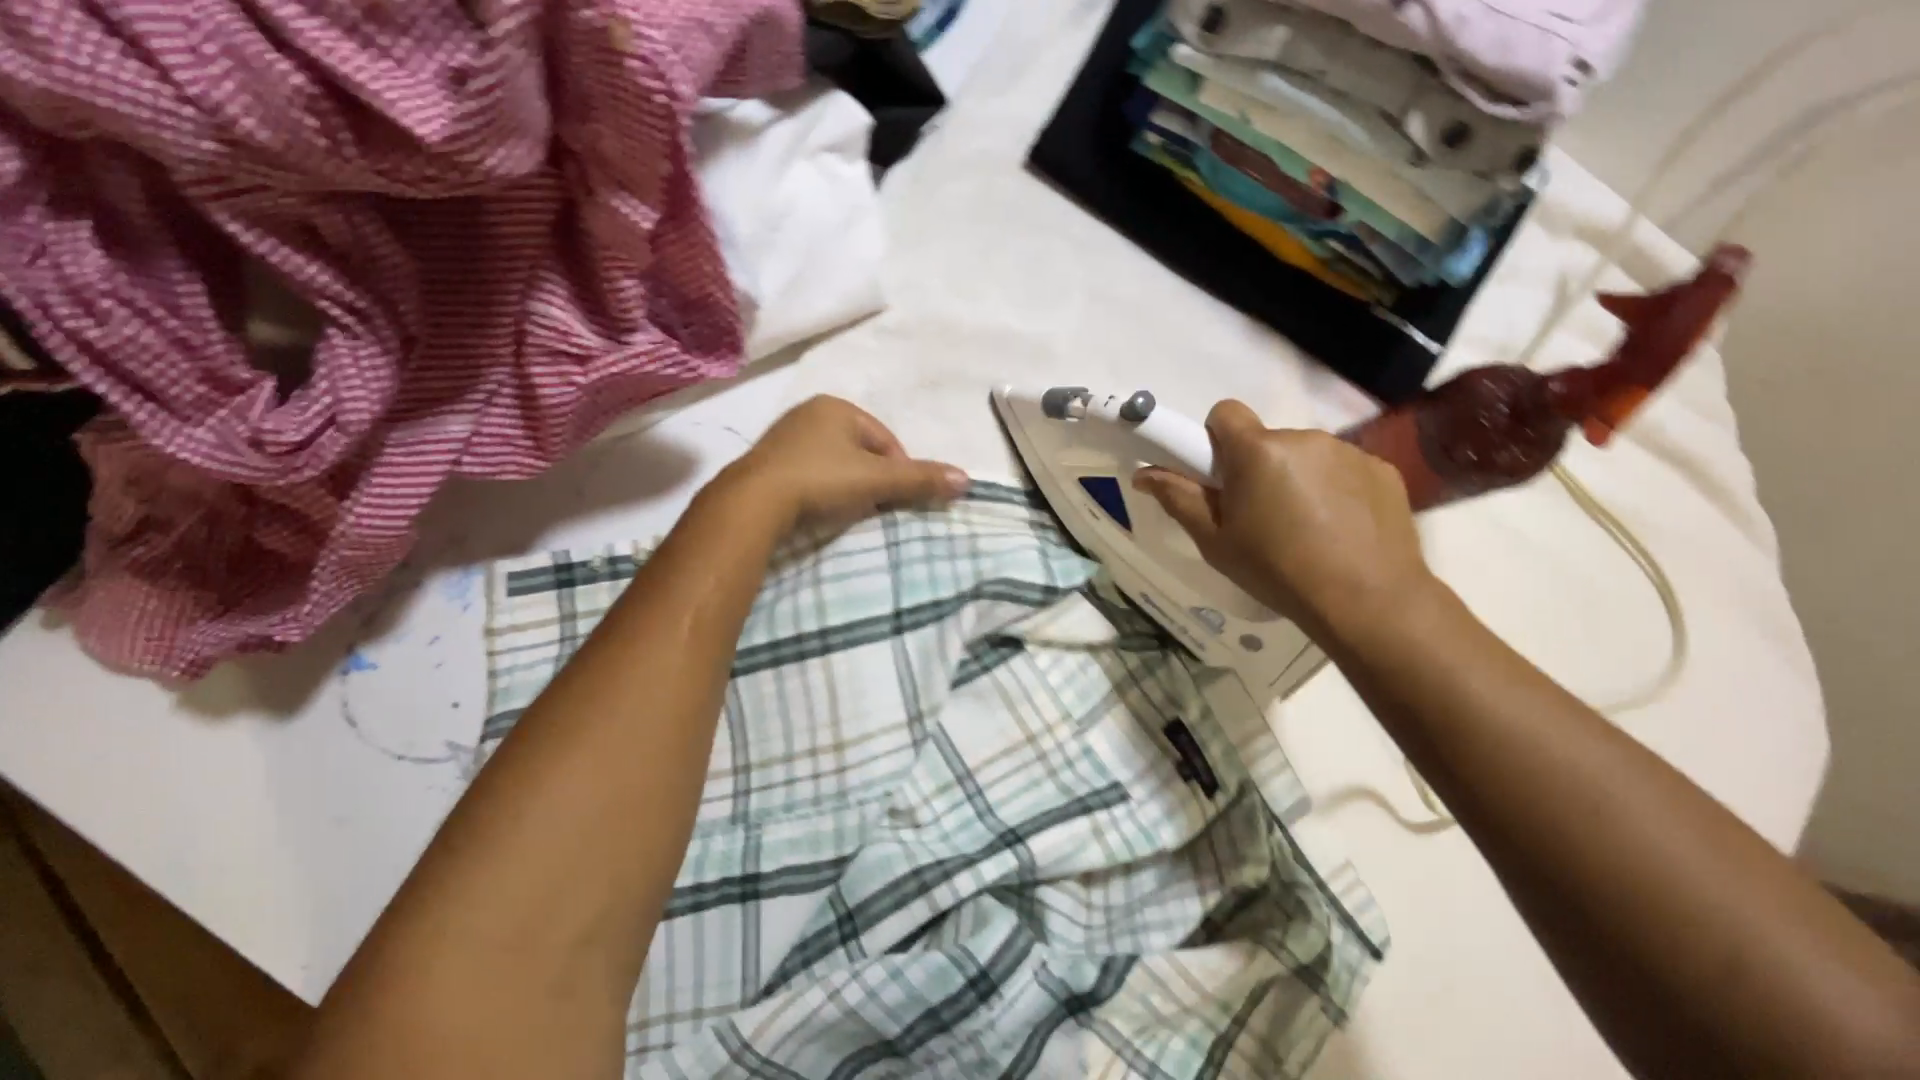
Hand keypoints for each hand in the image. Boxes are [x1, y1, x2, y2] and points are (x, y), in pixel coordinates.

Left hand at [721, 396, 969, 533]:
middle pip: (860, 450)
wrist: (753, 502)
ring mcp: (784, 437)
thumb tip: (966, 479)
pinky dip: (820, 490)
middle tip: (875, 507)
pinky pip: (808, 473)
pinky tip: (819, 509)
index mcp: (837, 406)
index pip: (885, 439)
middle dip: (872, 477)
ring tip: (848, 511)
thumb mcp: (876, 480)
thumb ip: (920, 479)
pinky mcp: (766, 463)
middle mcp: (809, 413)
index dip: (898, 470)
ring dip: (847, 485)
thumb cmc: (821, 480)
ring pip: (834, 462)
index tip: (896, 499)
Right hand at [1132, 400, 1434, 640]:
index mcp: (1257, 451)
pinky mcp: (1382, 469)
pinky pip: (1345, 471)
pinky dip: (1337, 492)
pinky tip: (1341, 532)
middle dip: (1259, 469)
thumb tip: (1145, 472)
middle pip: (1267, 441)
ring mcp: (1348, 451)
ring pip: (1307, 457)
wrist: (1367, 600)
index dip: (1216, 440)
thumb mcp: (1216, 542)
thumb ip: (1179, 499)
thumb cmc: (1278, 571)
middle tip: (1261, 518)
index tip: (1221, 477)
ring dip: (1299, 480)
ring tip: (1307, 531)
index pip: (1225, 413)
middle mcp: (1303, 438)